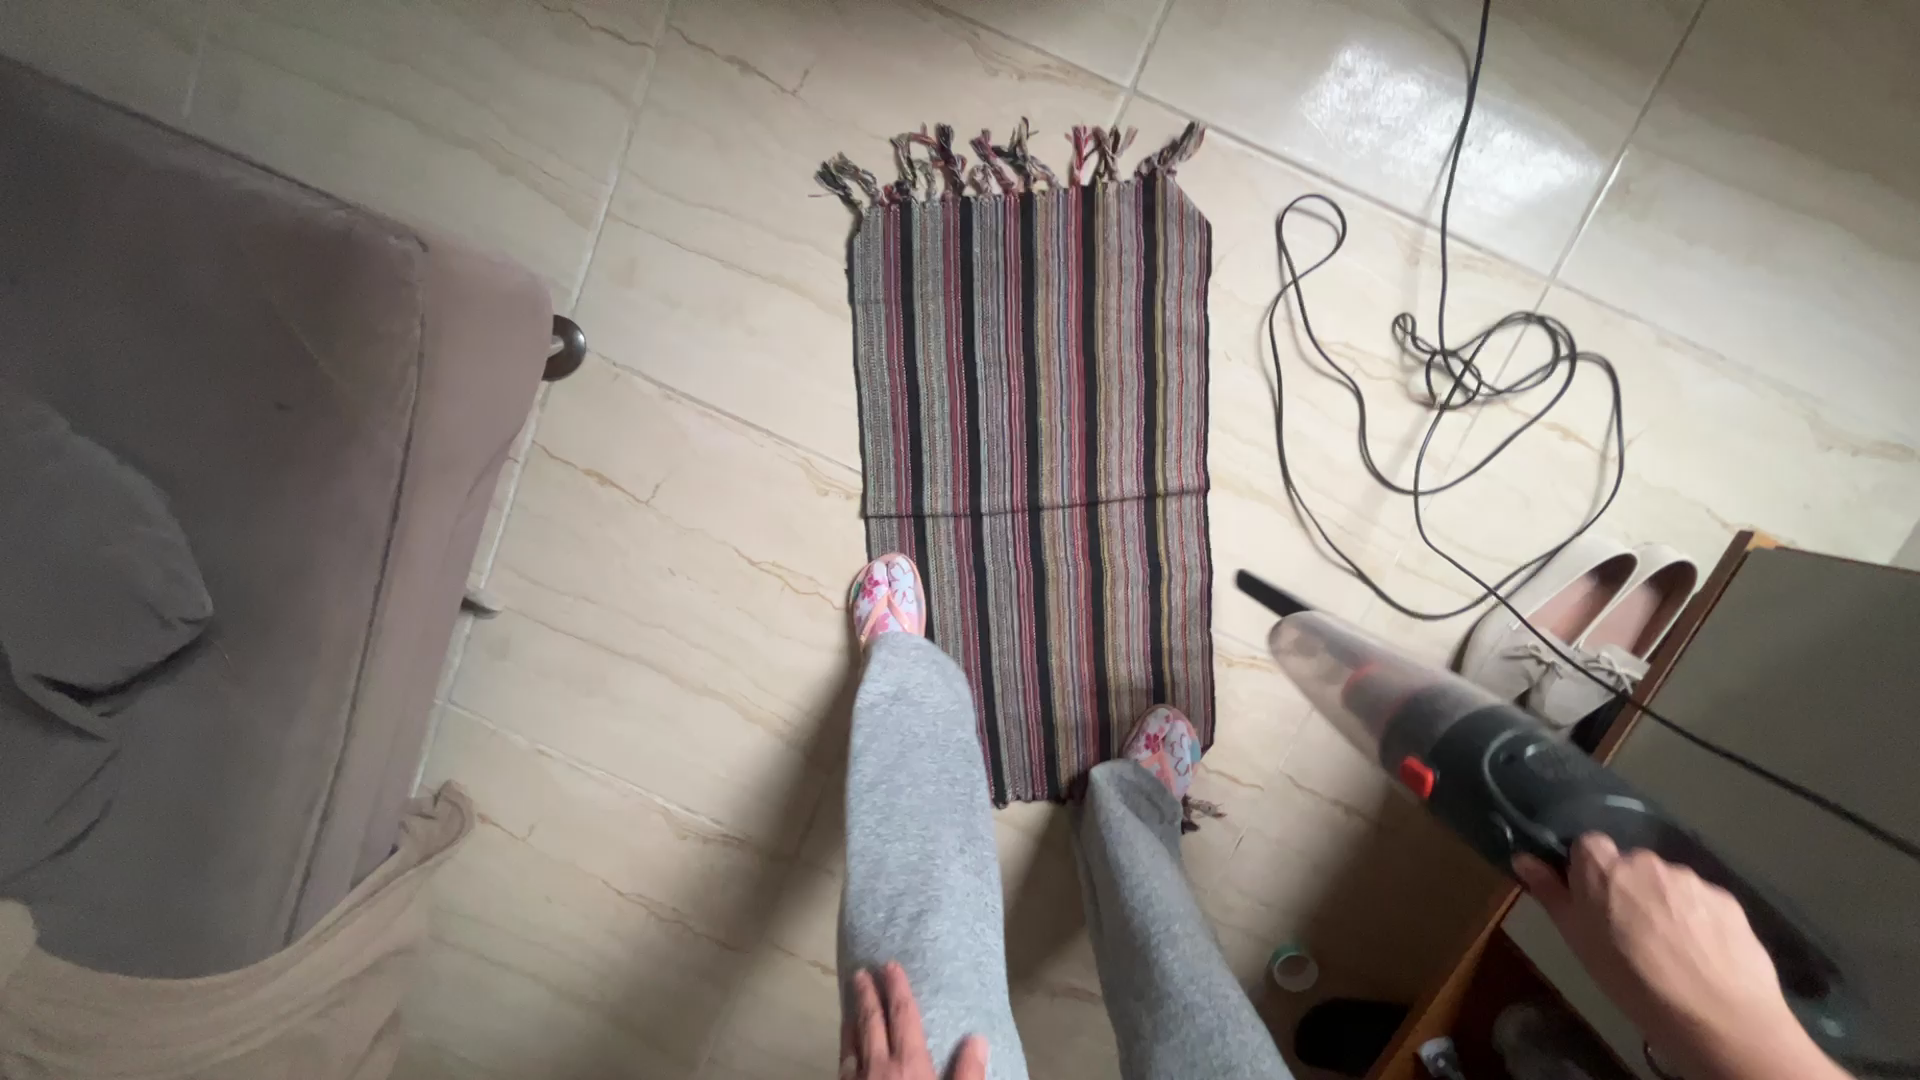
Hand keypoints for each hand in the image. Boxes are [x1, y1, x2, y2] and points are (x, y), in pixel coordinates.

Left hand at [841, 962, 988, 1079]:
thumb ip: (968, 1075)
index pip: (902, 1015)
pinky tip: (845, 1054)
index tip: (890, 965)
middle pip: (870, 1023)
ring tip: (849, 1004)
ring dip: (851, 1021)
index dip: (897, 988)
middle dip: (867, 996)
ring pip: (851, 1044)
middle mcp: (878, 1068)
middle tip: (861, 973)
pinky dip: (844, 1051)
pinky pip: (842, 1069)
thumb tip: (977, 1038)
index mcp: (908, 1064)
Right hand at [1515, 834, 1842, 1079]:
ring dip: (1664, 901)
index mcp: (1601, 864)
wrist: (1718, 1020)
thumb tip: (1523, 858)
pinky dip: (1698, 917)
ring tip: (1671, 944)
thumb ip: (1549, 891)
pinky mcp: (1730, 903)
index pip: (1588, 844)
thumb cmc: (1629, 976)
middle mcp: (1644, 861)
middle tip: (1629, 926)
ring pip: (1667, 882)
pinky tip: (1701, 952)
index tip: (1591, 898)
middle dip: (1628, 886)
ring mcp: (1691, 880)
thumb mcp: (1575, 936)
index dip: (1588, 869)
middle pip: (1630, 863)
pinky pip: (1702, 900)